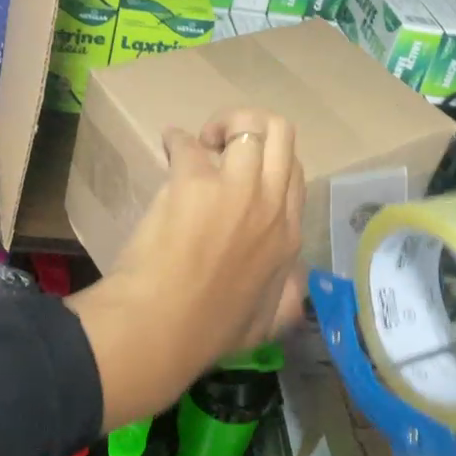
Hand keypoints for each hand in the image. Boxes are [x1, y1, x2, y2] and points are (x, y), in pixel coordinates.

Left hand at [66, 108, 305, 430]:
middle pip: (281, 135)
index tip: (243, 175)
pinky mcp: (195, 181)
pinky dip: (177, 139)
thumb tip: (295, 279)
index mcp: (288, 236)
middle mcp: (271, 204)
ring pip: (251, 126)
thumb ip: (287, 300)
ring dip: (225, 123)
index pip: (294, 175)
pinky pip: (188, 141)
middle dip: (254, 126)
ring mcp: (236, 189)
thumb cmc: (209, 332)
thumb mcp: (265, 326)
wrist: (161, 328)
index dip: (269, 165)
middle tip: (225, 145)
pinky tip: (169, 145)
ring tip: (203, 142)